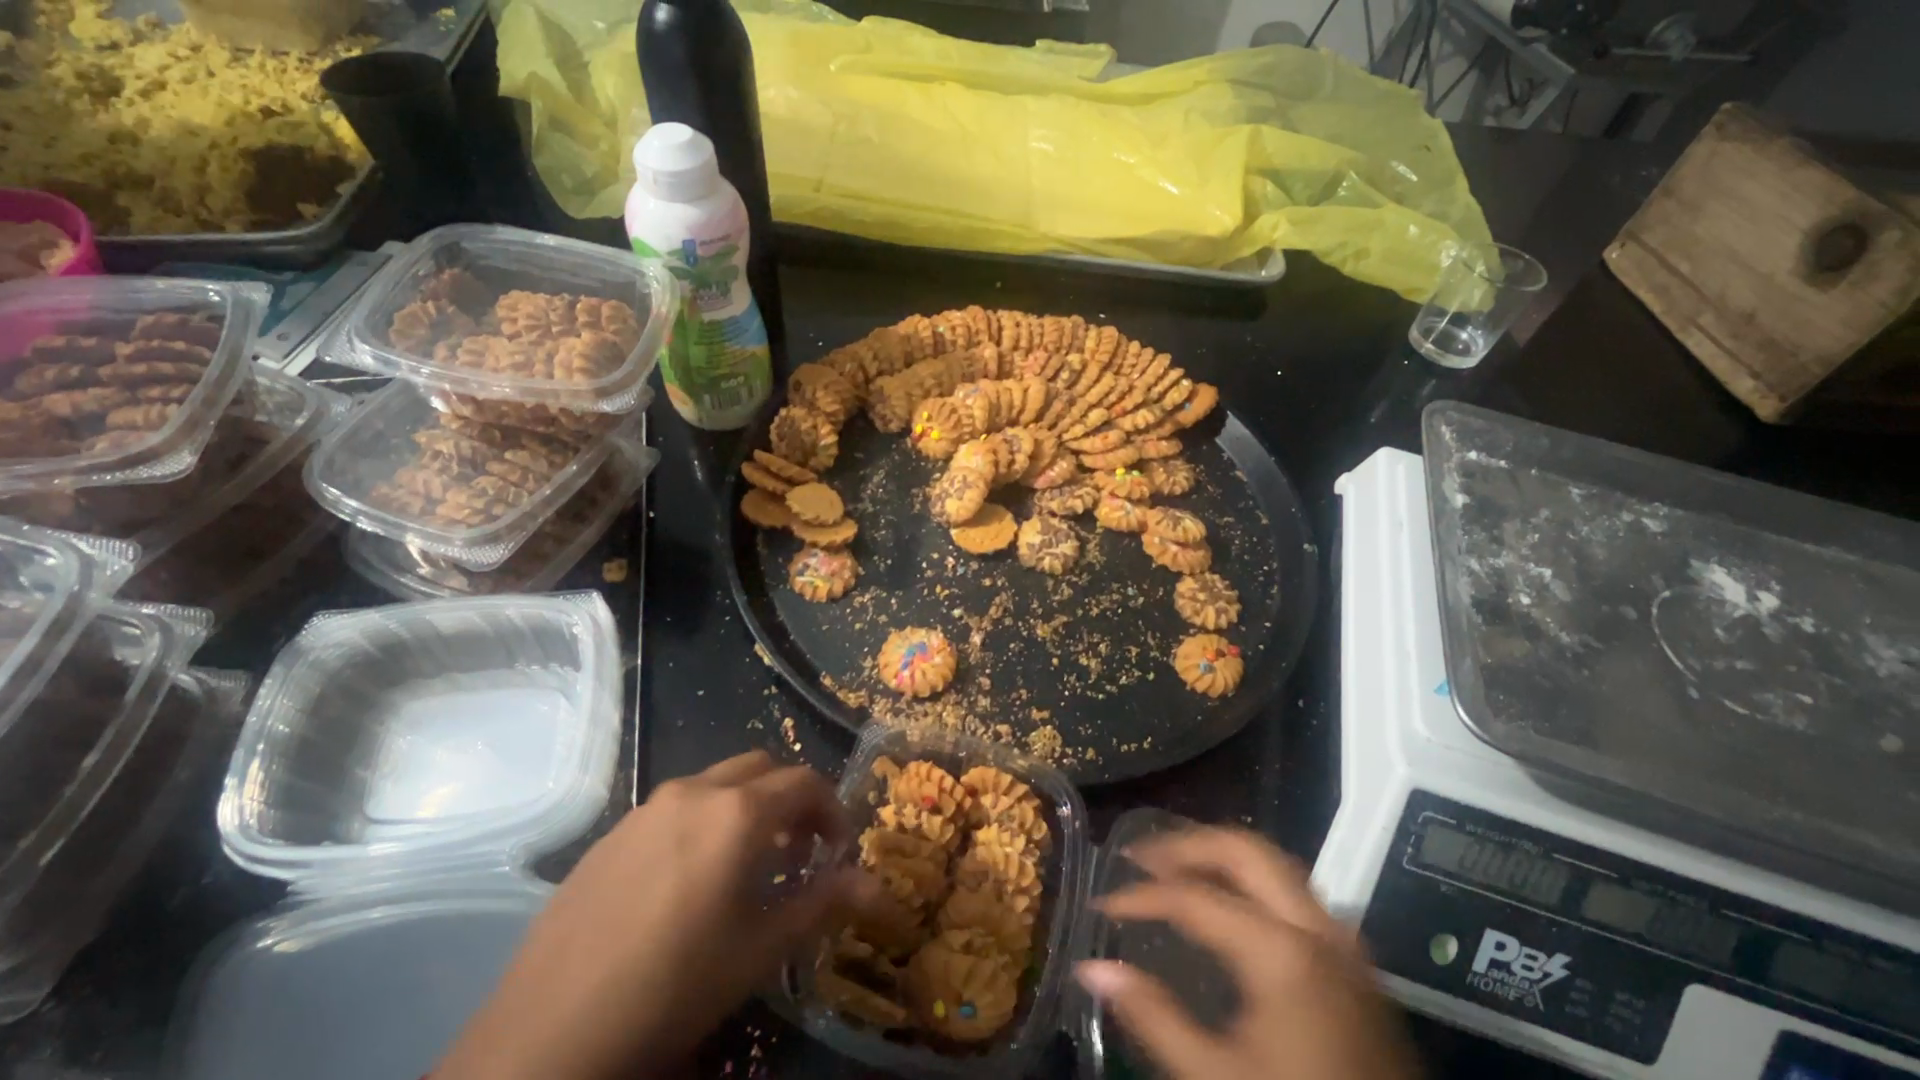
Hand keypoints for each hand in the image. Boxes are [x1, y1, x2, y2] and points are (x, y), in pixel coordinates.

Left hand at [436, 751, 875, 1079]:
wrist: (556, 1024)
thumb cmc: (678, 983)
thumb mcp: (762, 948)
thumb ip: (823, 903)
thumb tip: (876, 885)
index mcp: (737, 811)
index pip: (806, 783)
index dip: (834, 812)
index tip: (839, 852)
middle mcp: (692, 791)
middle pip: (761, 769)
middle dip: (792, 800)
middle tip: (801, 851)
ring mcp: (644, 808)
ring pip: (714, 783)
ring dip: (746, 808)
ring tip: (749, 866)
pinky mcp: (611, 833)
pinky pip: (673, 808)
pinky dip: (703, 821)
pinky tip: (690, 882)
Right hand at [1076, 828, 1418, 1079]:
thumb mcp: (1216, 1076)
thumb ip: (1153, 1017)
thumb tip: (1094, 970)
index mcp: (1280, 951)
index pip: (1194, 897)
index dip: (1141, 895)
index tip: (1103, 905)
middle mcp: (1317, 927)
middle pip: (1244, 850)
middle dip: (1187, 844)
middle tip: (1139, 856)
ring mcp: (1343, 940)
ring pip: (1277, 864)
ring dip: (1221, 856)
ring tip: (1176, 868)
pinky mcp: (1355, 961)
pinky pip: (1297, 892)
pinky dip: (1252, 879)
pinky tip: (1229, 903)